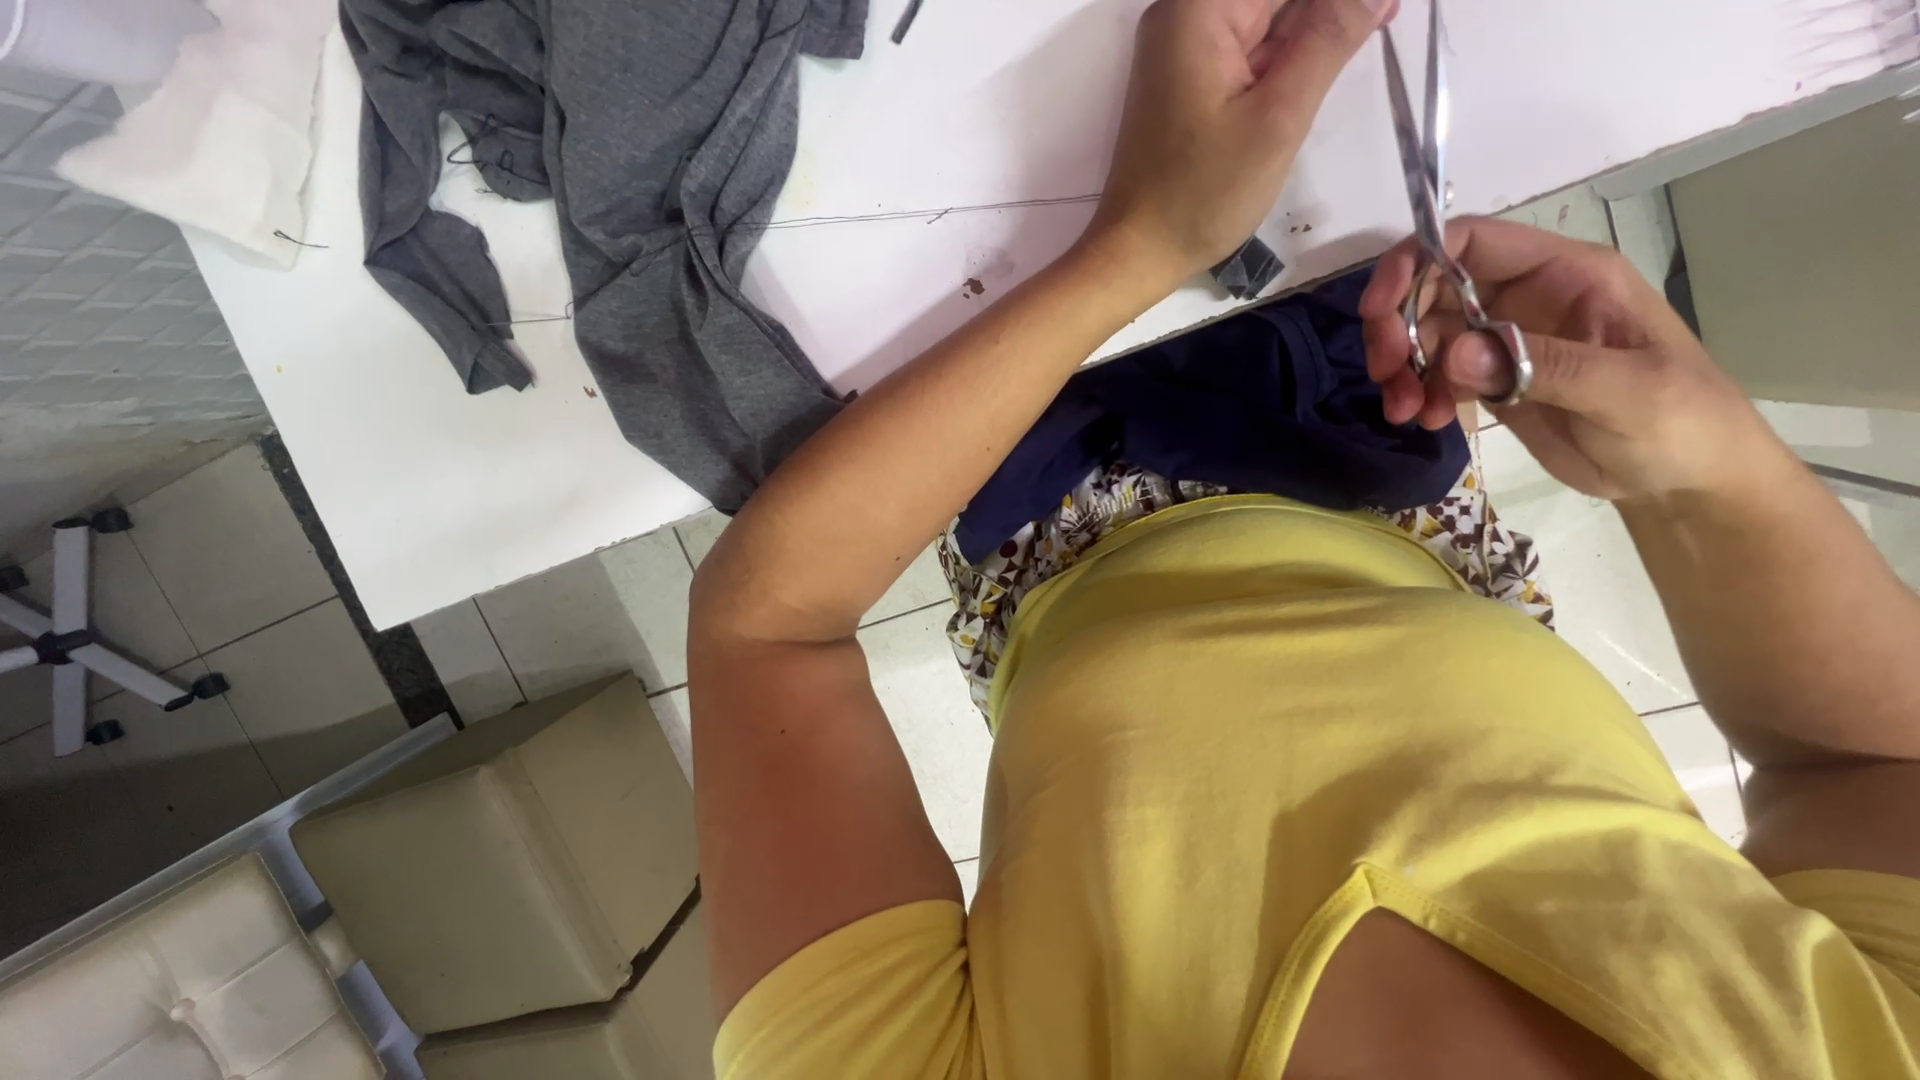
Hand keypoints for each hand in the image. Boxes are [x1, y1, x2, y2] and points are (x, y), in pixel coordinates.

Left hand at [1086, 0, 1393, 288]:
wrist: (1138, 252)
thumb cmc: (1201, 195)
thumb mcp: (1278, 116)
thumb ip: (1330, 38)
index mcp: (1199, 8)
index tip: (1387, 6)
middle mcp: (1185, 14)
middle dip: (1331, 7)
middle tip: (1390, 13)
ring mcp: (1184, 48)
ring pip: (1269, 13)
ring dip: (1318, 20)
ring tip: (1379, 20)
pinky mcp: (1190, 80)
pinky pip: (1252, 43)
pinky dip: (1292, 45)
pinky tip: (1334, 49)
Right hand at [1360, 217, 1782, 502]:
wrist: (1684, 480)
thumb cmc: (1681, 422)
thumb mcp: (1629, 391)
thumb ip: (1543, 366)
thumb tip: (1453, 354)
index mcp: (1566, 275)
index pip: (1473, 242)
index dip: (1416, 262)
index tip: (1379, 309)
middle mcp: (1526, 298)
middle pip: (1432, 288)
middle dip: (1397, 325)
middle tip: (1386, 372)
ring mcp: (1504, 341)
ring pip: (1424, 334)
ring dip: (1402, 368)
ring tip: (1405, 411)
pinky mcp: (1489, 381)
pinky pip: (1434, 375)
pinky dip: (1417, 395)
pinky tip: (1426, 420)